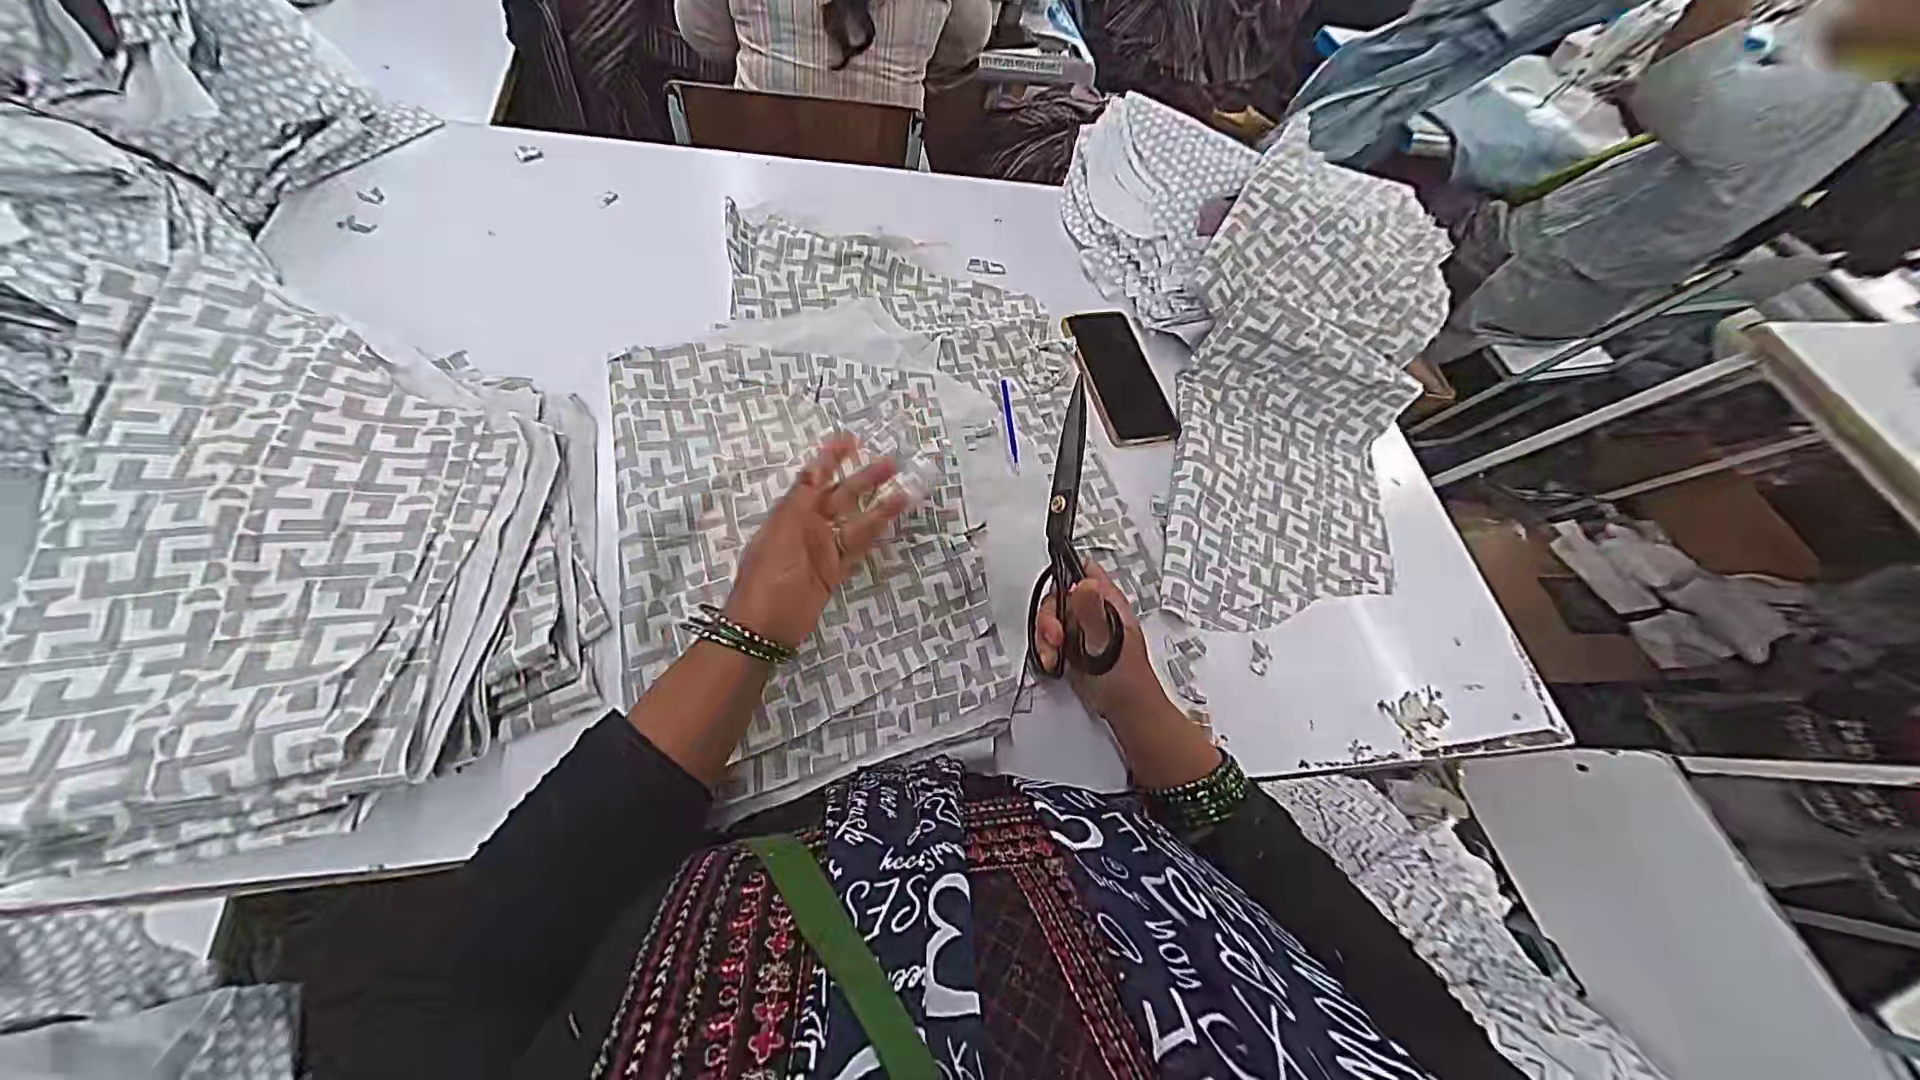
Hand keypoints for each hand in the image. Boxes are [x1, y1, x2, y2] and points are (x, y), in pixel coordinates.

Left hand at [724, 434, 909, 647]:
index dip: (830, 458)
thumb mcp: (781, 533)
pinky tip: (890, 520)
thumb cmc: (767, 578)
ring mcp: (823, 549)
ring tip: (903, 490)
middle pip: (841, 496)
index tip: (850, 440)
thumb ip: (801, 501)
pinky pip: (858, 546)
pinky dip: (874, 533)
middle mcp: (809, 526)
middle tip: (891, 462)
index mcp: (791, 513)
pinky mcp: (834, 571)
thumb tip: (816, 469)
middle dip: (863, 478)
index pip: (814, 477)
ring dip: (877, 505)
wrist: (763, 627)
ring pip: (856, 521)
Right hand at [1034, 562, 1182, 730]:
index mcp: (1107, 602)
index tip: (1053, 589)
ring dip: (1045, 636)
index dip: (1065, 572)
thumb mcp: (1106, 642)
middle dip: (1049, 616)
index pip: (1084, 570)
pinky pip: (1050, 638)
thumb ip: (1092, 612)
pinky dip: (1046, 649)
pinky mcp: (1073, 646)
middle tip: (1055, 636)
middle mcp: (1095, 612)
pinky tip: (1053, 661)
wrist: (1127, 711)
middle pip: (1058, 596)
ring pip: (1051, 618)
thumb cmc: (1127, 680)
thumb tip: (1085, 584)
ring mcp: (1083, 629)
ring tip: (1055, 653)